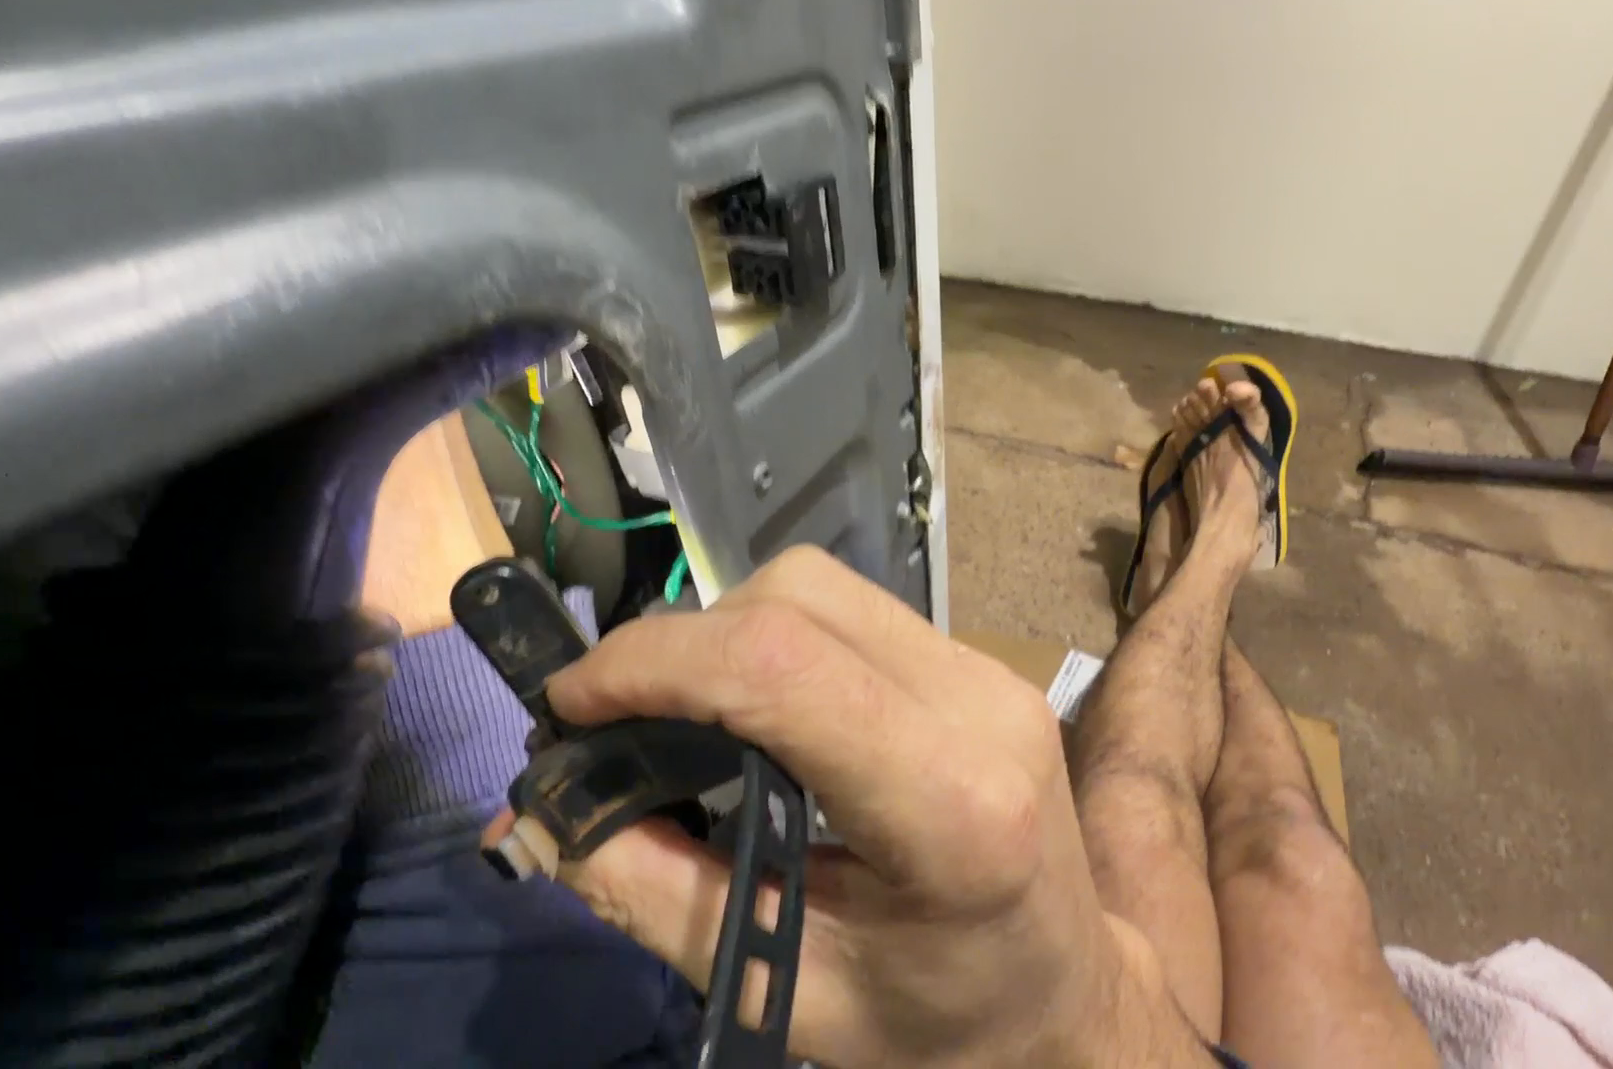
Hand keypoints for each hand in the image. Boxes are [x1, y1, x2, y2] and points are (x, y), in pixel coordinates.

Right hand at [519, 546, 1211, 1066]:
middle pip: (800, 598)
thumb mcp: (787, 988)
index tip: (572, 705)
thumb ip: (654, 892)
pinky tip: (761, 706)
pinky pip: (854, 611)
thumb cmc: (939, 1025)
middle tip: (623, 718)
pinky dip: (779, 638)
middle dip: (684, 641)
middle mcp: (981, 706)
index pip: (783, 666)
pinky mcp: (980, 664)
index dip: (654, 662)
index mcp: (951, 806)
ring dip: (729, 632)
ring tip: (687, 712)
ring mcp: (989, 671)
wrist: (1067, 998)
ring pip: (824, 588)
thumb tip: (545, 807)